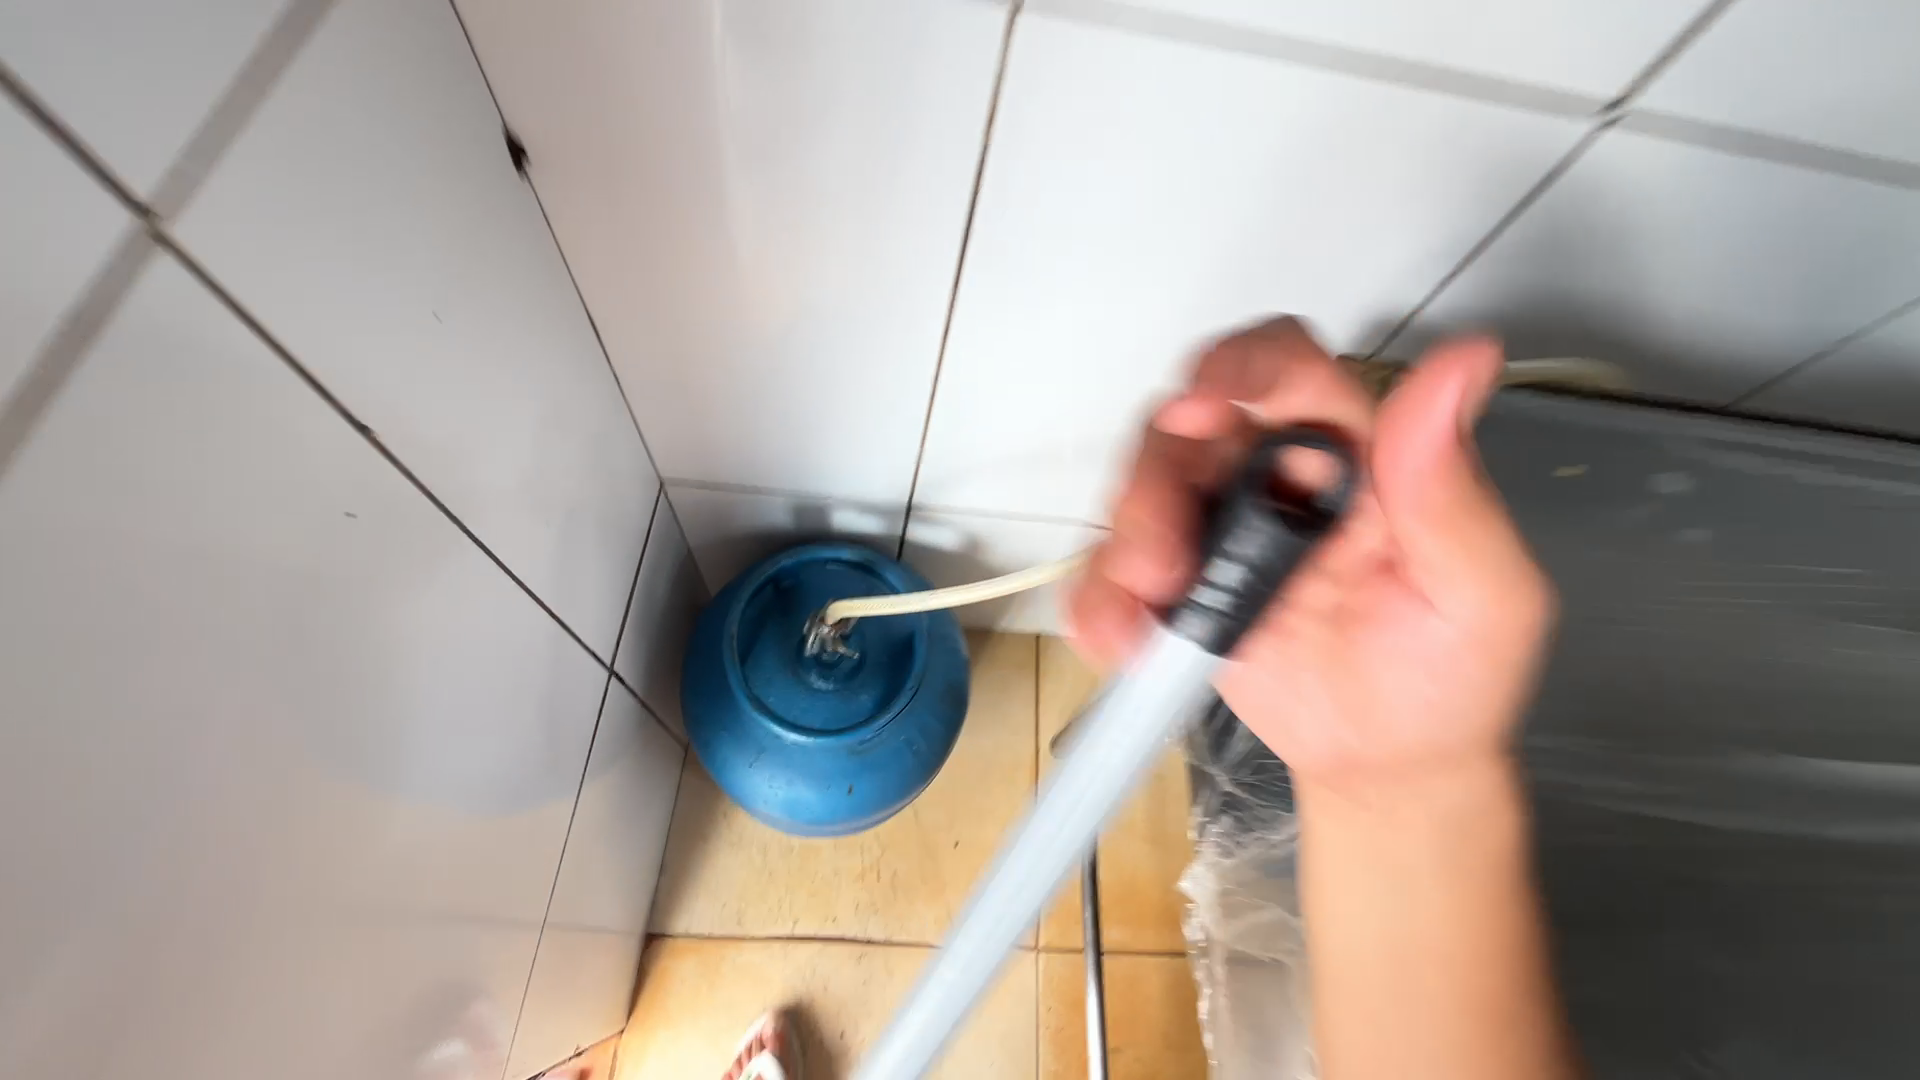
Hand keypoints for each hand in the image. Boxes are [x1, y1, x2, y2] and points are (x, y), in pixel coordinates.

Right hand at [1066, 317, 1554, 791]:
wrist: (1378, 762)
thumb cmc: (1443, 679)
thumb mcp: (1480, 595)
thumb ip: (1450, 491)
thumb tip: (1461, 361)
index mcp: (1345, 456)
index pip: (1286, 370)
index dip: (1239, 366)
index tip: (1202, 400)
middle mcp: (1266, 477)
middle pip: (1181, 432)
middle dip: (1154, 486)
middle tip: (1160, 564)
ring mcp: (1209, 531)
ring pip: (1136, 494)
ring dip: (1121, 547)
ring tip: (1138, 618)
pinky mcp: (1169, 586)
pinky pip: (1110, 569)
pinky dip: (1098, 599)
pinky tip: (1115, 640)